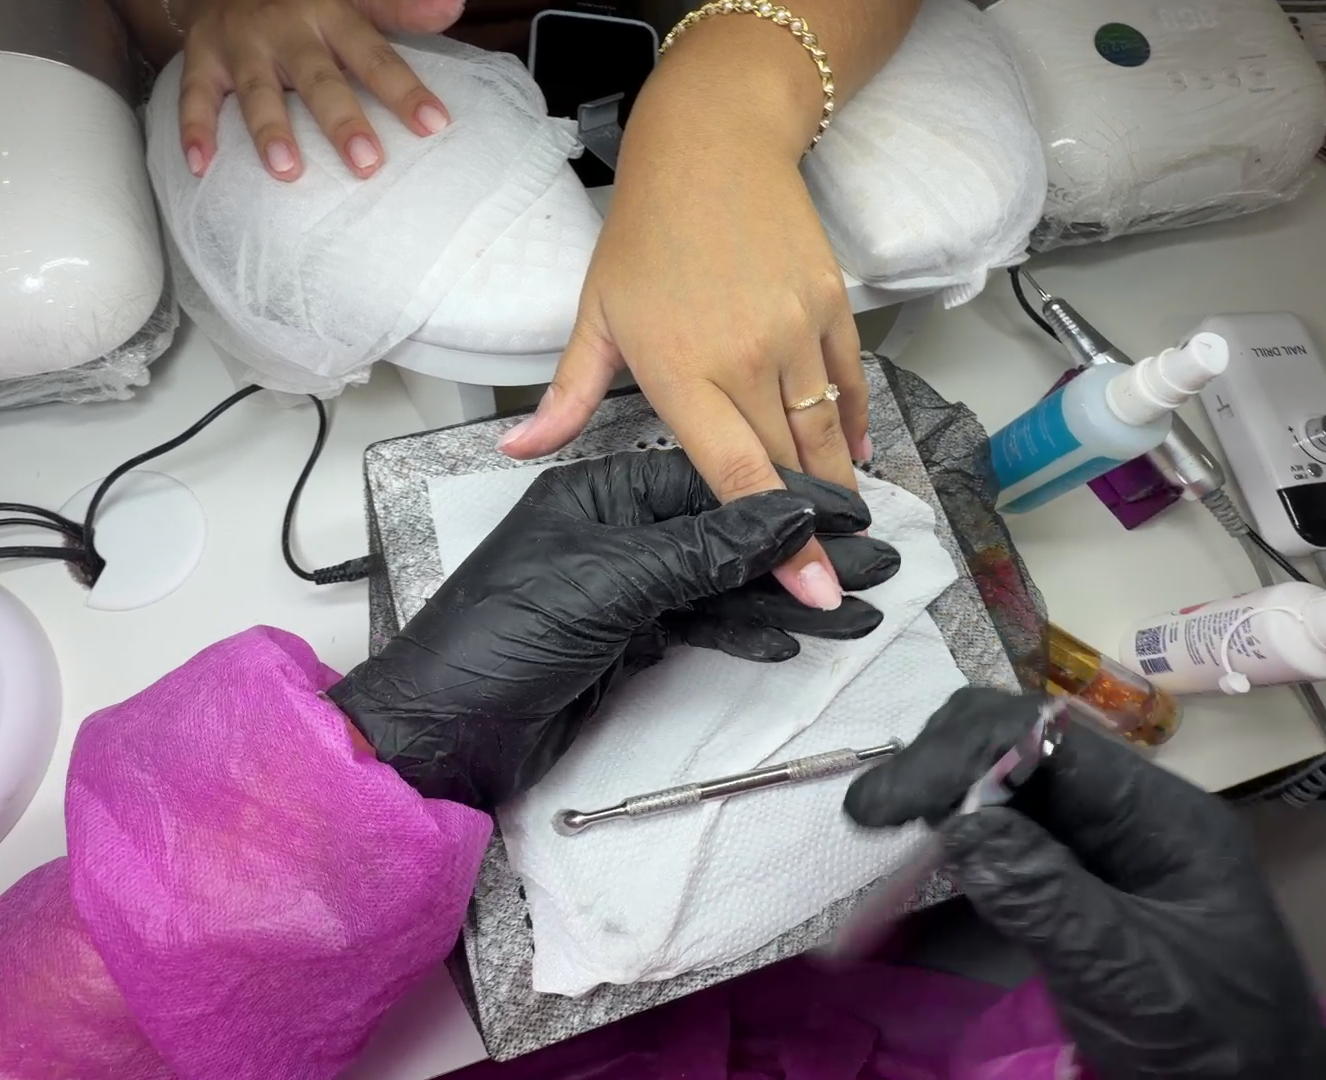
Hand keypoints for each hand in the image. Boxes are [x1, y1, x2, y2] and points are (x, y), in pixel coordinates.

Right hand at [175, 0, 461, 179]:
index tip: (434, 124)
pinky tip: (202, 167)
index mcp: (330, 12)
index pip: (374, 55)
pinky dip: (194, 130)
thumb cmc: (309, 3)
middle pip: (317, 78)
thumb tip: (453, 7)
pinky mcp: (202, 56)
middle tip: (367, 164)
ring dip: (270, 130)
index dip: (404, 90)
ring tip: (288, 171)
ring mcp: (241, 42)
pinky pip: (195, 95)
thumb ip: (399, 10)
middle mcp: (285, 26)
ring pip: (256, 90)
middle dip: (341, 121)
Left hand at [329, 449, 898, 809]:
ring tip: (852, 613)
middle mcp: (616, 532)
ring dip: (781, 600)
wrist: (450, 728)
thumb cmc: (507, 634)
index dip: (785, 498)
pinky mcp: (625, 638)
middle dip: (798, 554)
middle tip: (875, 566)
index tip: (853, 512)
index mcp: (602, 494)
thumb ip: (702, 550)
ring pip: (717, 586)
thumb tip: (787, 516)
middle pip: (724, 535)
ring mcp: (623, 588)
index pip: (712, 483)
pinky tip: (787, 640)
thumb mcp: (610, 582)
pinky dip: (740, 632)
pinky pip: (696, 625)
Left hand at [497, 68, 867, 612]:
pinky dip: (853, 425)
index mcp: (684, 375)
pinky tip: (852, 455)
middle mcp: (749, 362)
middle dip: (810, 527)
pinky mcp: (831, 307)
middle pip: (788, 466)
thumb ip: (567, 397)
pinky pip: (851, 384)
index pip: (735, 475)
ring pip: (825, 431)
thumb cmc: (643, 237)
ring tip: (842, 525)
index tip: (813, 588)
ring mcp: (797, 333)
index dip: (776, 542)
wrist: (711, 147)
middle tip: (828, 574)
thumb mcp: (595, 318)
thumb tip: (517, 449)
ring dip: (834, 485)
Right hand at [844, 689, 1325, 1079]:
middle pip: (1009, 730)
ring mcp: (1088, 822)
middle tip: (878, 813)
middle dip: (937, 759)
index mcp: (1157, 813)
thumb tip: (957, 821)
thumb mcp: (1133, 985)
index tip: (885, 804)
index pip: (1042, 737)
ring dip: (933, 779)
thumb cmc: (1213, 1051)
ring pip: (990, 758)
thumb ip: (1048, 900)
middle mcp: (1117, 798)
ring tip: (888, 819)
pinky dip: (943, 807)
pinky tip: (924, 835)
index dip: (955, 754)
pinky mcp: (1059, 849)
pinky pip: (990, 803)